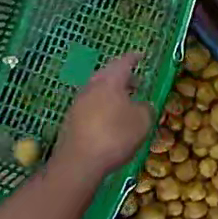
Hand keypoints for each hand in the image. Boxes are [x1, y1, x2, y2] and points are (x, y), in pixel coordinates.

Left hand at [53, 53, 153, 178]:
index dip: (134, 58)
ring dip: (112, 94)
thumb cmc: (115, 135)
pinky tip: (110, 121)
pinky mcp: (71, 121)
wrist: (78, 162)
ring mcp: (78, 103)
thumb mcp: (143, 121)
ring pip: (98, 91)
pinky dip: (103, 109)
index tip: (141, 55)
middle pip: (107, 75)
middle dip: (122, 77)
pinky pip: (91, 107)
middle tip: (136, 82)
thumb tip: (142, 105)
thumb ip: (146, 108)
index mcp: (110, 80)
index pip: (123, 62)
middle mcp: (91, 87)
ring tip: (125, 104)